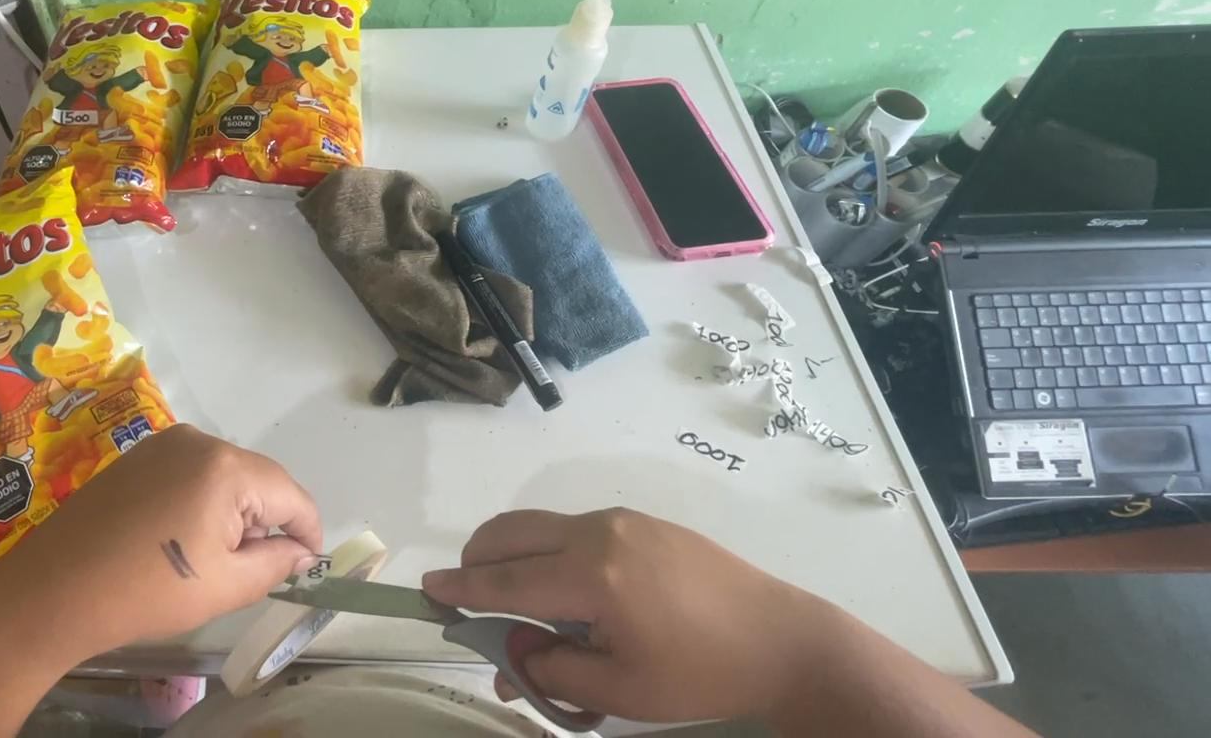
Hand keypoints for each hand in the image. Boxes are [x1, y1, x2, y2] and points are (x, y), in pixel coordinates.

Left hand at [0, 424, 321, 655]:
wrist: (56, 588)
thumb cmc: (146, 591)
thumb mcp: (225, 587)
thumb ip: (275, 563)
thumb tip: (301, 550)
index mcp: (225, 467)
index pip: (289, 493)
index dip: (306, 529)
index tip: (307, 563)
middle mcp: (199, 440)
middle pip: (257, 479)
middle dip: (265, 520)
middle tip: (249, 569)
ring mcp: (165, 443)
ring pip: (225, 473)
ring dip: (234, 510)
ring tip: (209, 557)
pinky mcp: (140, 454)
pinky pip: (192, 470)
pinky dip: (202, 498)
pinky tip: (179, 536)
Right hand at [422, 508, 846, 724]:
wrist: (783, 638)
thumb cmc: (703, 672)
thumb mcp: (626, 691)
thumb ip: (556, 670)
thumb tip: (512, 652)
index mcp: (591, 576)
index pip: (507, 581)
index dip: (463, 587)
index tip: (428, 588)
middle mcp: (593, 533)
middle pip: (510, 533)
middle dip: (478, 560)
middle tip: (469, 593)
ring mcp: (615, 519)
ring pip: (537, 524)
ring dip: (511, 552)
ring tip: (519, 594)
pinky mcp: (633, 518)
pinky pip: (569, 526)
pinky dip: (546, 549)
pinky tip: (572, 588)